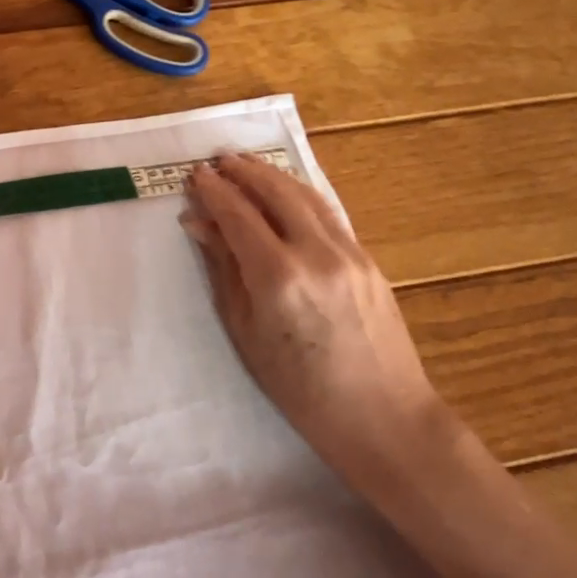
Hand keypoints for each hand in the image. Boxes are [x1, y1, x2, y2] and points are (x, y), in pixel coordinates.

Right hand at [182, 153, 444, 473]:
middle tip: (217, 160)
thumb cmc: (298, 386)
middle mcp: (315, 254)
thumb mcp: (244, 329)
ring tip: (246, 164)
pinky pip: (328, 213)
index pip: (237, 214)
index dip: (213, 191)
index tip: (193, 175)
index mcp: (277, 276)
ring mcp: (349, 254)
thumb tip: (198, 222)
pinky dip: (300, 193)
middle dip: (243, 172)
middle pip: (275, 193)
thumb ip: (223, 268)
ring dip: (272, 175)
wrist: (382, 417)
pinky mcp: (368, 260)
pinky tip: (286, 191)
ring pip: (306, 196)